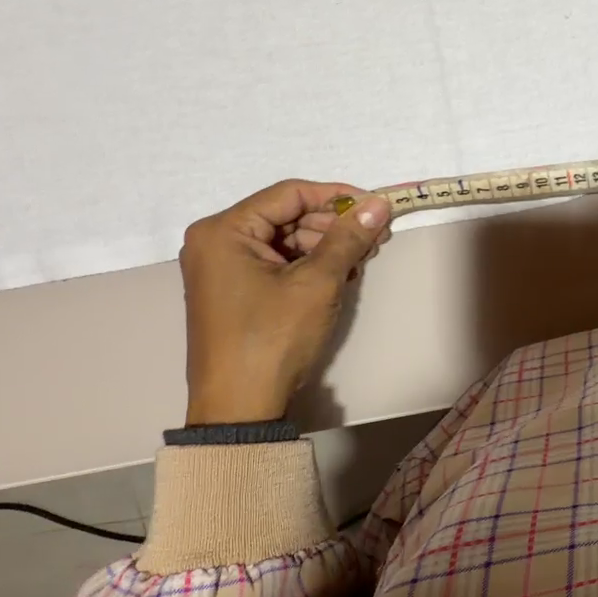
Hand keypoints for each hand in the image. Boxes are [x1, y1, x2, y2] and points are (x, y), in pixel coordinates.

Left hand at [178, 180, 392, 425]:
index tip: (378, 207)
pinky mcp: (238, 290)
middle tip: (375, 239)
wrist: (241, 402)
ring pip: (288, 239)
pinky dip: (312, 264)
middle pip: (288, 215)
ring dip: (328, 246)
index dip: (337, 196)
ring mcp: (225, 267)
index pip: (289, 194)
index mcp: (224, 231)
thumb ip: (348, 238)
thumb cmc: (273, 335)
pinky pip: (280, 261)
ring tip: (360, 262)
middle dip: (334, 225)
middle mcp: (217, 241)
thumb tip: (380, 203)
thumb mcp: (317, 282)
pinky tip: (340, 276)